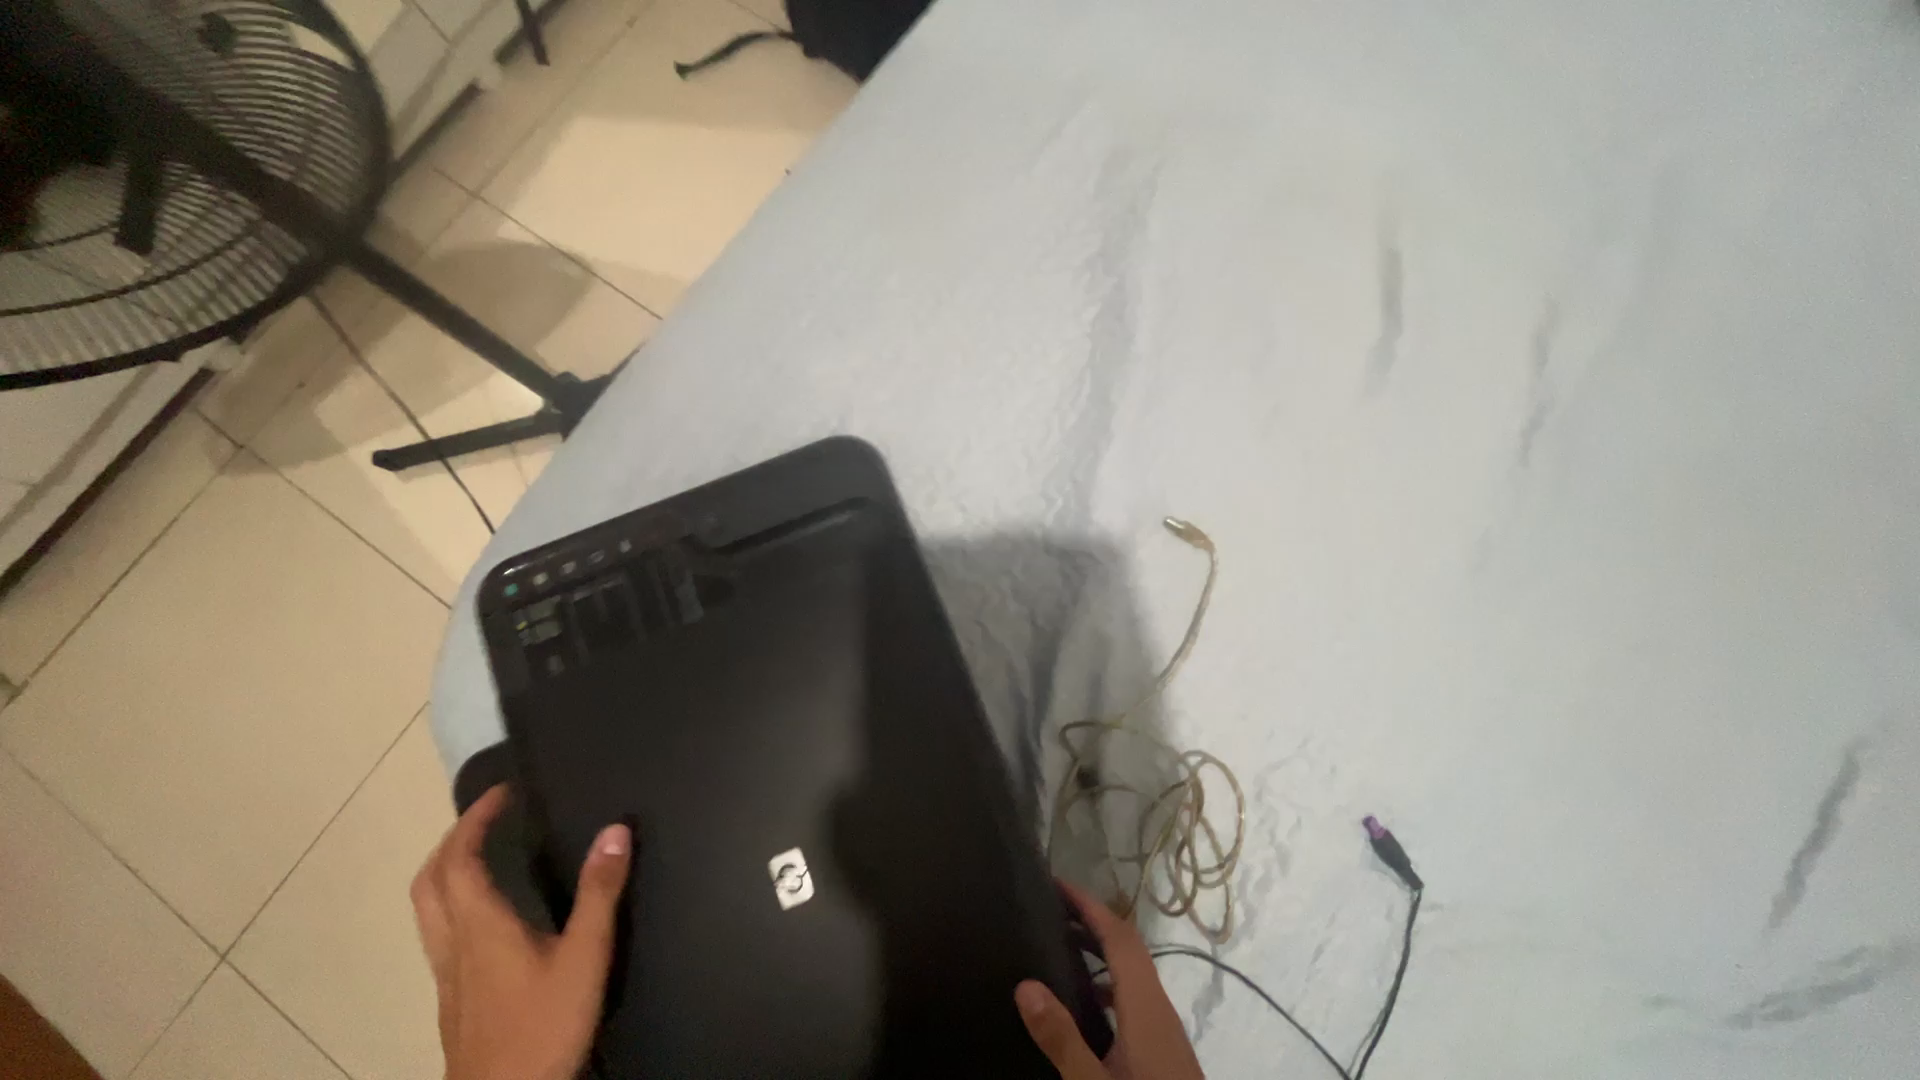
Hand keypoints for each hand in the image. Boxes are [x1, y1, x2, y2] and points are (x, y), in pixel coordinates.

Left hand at [412, 784, 632, 1079]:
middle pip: (430, 881)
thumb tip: (616, 830)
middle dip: (452, 840)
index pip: (460, 859)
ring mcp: (447, 975)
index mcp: (481, 926)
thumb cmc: (544, 1026)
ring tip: (481, 854)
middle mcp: (453, 944)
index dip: (475, 820)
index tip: (502, 792)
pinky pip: (439, 933)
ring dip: (446, 871)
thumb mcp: (585, 956)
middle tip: (486, 817)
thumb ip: (600, 893)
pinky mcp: (452, 998)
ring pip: (427, 909)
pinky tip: (487, 916)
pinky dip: (453, 903)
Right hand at [1015, 881, 1204, 1079]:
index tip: (1056, 884)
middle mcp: (1160, 1010)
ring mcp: (1165, 1032)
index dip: (1090, 904)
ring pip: (1134, 974)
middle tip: (1050, 909)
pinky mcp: (1163, 1053)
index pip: (1119, 937)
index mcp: (1146, 1007)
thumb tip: (1025, 984)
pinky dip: (1108, 983)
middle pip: (1129, 949)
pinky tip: (1085, 1006)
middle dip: (1092, 920)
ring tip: (1060, 946)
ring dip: (1100, 951)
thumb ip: (1062, 1038)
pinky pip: (1134, 997)